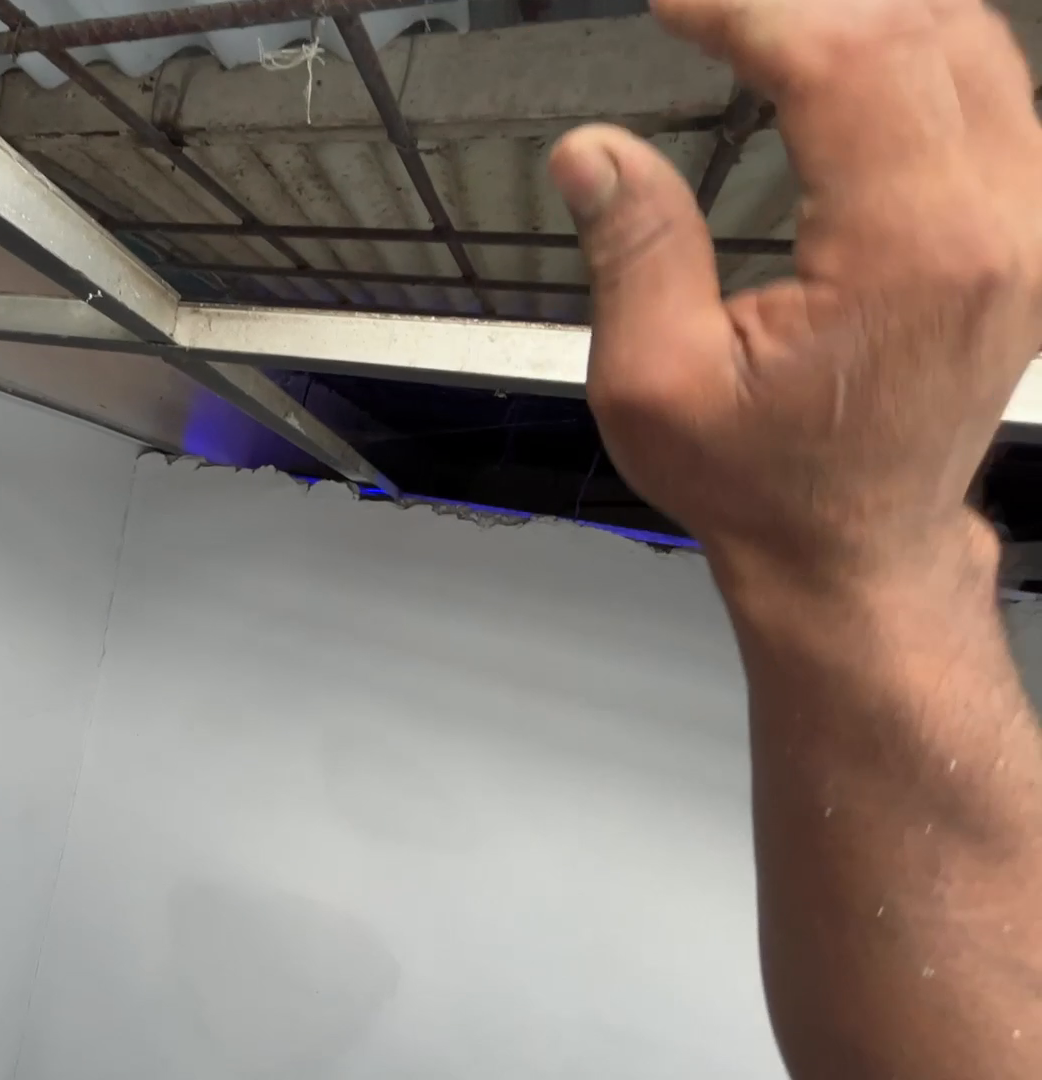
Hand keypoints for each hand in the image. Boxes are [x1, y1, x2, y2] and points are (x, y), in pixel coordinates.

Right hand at [550, 0, 1041, 592]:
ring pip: (973, 47)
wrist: (843, 541)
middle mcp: (1007, 209)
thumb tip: (588, 150)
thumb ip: (633, 253)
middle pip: (929, 31)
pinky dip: (904, 51)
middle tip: (705, 5)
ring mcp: (1034, 215)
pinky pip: (987, 91)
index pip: (851, 65)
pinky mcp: (1023, 228)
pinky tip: (834, 60)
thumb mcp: (650, 380)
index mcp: (911, 247)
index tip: (672, 3)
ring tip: (755, 20)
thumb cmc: (739, 474)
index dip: (756, 11)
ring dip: (861, 14)